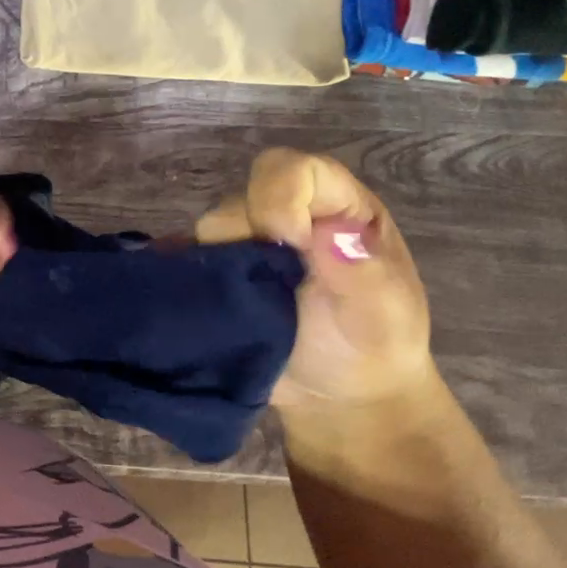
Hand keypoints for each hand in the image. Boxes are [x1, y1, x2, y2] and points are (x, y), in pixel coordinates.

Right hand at [195, 149, 436, 414]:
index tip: (289, 244)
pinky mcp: (212, 275)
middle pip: (239, 197)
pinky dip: (181, 274)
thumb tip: (329, 232)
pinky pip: (180, 259)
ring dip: (215, 263)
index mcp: (336, 210)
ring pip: (205, 231)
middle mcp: (285, 218)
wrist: (337, 398)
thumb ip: (365, 275)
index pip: (295, 169)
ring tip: (240, 304)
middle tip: (261, 282)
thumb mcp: (386, 317)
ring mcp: (244, 247)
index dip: (280, 196)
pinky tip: (199, 299)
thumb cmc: (371, 348)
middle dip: (244, 234)